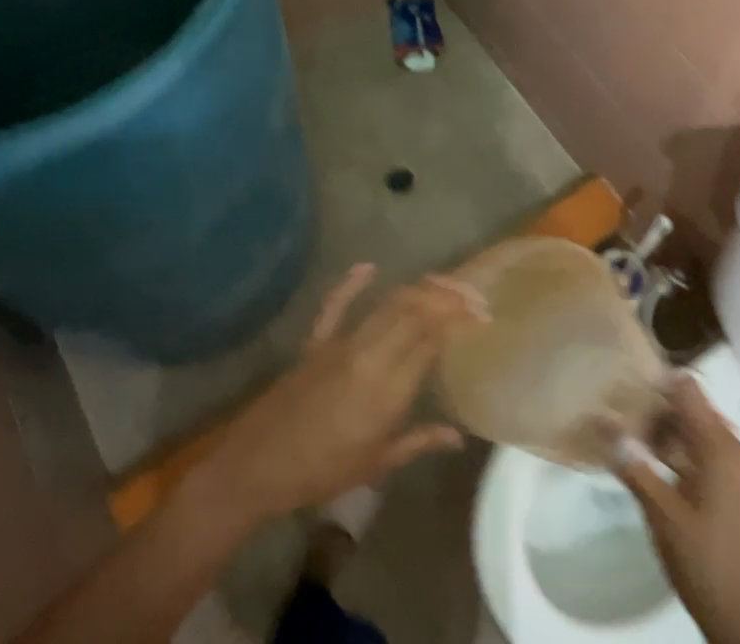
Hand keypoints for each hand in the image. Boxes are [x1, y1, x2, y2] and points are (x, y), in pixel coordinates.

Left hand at [191, 264, 484, 521]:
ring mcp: (339, 346)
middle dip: (447, 296)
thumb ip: (418, 442)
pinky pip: (334, 306)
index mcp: (389, 390)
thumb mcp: (376, 463)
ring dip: (416, 289)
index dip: (459, 320)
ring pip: (385, 305)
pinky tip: (369, 267)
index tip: (482, 314)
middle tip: (471, 294)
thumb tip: (457, 436)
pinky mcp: (313, 344)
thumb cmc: (321, 473)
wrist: (257, 467)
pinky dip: (351, 284)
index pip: (432, 339)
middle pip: (414, 312)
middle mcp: (369, 357)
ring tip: (442, 284)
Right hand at [615, 378, 739, 643]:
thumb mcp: (661, 510)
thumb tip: (602, 419)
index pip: (687, 389)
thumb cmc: (702, 557)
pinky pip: (694, 451)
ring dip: (658, 427)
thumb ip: (632, 463)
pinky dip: (669, 449)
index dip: (655, 379)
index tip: (619, 376)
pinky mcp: (723, 487)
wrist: (739, 612)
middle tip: (611, 404)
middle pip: (688, 407)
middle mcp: (730, 447)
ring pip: (689, 430)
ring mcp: (729, 468)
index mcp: (720, 445)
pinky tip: (640, 457)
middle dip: (652, 403)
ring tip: (618, 427)